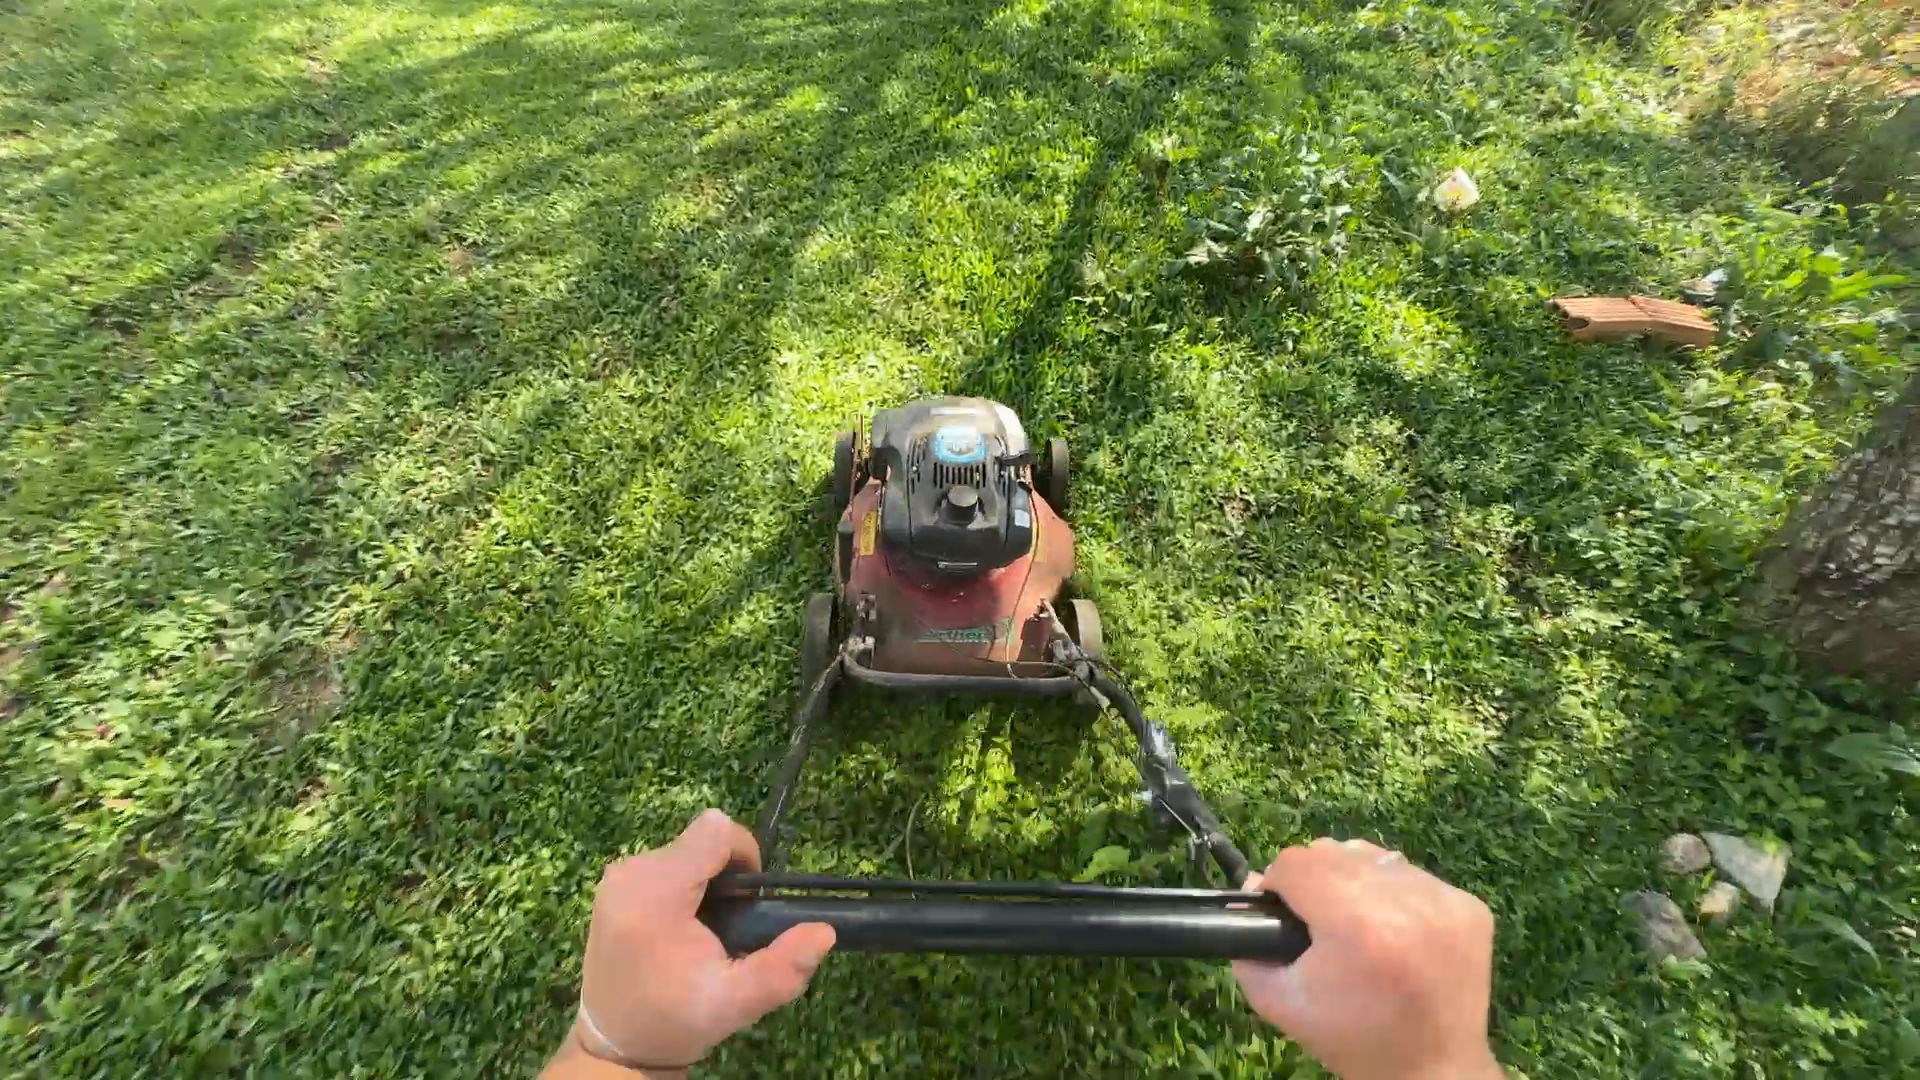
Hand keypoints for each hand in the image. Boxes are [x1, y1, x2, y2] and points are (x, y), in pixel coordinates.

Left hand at [573, 809, 835, 1070]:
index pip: (716, 831)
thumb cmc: (676, 1020)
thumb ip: (782, 969)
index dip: (744, 854)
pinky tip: (682, 922)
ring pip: (689, 845)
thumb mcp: (736, 1003)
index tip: (746, 899)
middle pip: (704, 836)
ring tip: (705, 926)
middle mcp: (631, 872)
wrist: (615, 1046)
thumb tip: (824, 932)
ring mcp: (618, 875)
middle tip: (727, 921)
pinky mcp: (615, 880)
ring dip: (708, 875)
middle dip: (727, 870)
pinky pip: (669, 857)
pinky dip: (687, 879)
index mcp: (656, 893)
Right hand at [1233, 839, 1499, 1079]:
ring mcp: (1442, 900)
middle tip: (1319, 922)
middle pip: (1329, 852)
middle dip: (1313, 881)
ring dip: (1349, 878)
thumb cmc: (1352, 1037)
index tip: (1285, 916)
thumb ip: (1244, 939)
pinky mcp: (1467, 905)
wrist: (1435, 1073)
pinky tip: (1390, 926)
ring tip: (1354, 919)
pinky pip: (1403, 871)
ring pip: (1365, 855)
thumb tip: (1254, 883)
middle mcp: (1405, 903)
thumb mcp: (1278, 1000)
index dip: (1279, 887)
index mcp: (1357, 924)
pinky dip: (1387, 890)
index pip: (1294, 863)